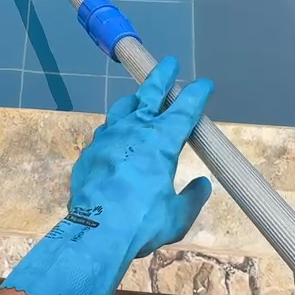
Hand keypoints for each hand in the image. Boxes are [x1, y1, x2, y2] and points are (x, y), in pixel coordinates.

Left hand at [2, 57, 213, 294]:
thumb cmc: (143, 222)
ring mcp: (108, 138)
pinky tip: (118, 138)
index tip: (204, 83)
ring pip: (123, 109)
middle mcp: (134, 130)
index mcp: (161, 141)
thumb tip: (202, 184)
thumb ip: (192, 197)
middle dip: (162, 77)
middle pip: (149, 93)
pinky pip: (106, 132)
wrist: (96, 231)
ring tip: (140, 100)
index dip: (197, 94)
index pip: (185, 109)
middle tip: (169, 64)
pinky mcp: (90, 152)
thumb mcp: (178, 215)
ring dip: (135, 102)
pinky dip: (117, 130)